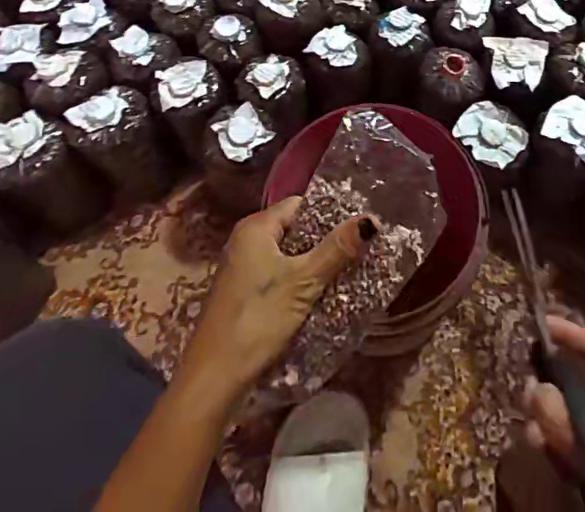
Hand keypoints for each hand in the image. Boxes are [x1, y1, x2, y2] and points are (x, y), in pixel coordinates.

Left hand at [179, 197, 372, 395]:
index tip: (356, 228)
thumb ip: (336, 249)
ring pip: (287, 255)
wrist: (213, 378)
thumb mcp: (303, 281)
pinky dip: (298, 281)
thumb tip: (371, 219)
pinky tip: (319, 294)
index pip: (299, 205)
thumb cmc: (258, 319)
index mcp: (255, 228)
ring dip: (314, 263)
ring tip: (346, 271)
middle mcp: (245, 241)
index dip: (329, 213)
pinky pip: (278, 275)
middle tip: (357, 250)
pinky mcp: (243, 293)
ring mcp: (242, 268)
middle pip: (294, 229)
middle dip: (325, 241)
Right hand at [524, 316, 584, 511]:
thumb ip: (577, 438)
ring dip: (548, 406)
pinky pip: (571, 446)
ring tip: (524, 405)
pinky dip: (551, 439)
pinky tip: (534, 440)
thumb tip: (535, 389)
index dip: (574, 334)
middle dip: (554, 368)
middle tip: (522, 362)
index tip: (539, 324)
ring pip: (573, 412)